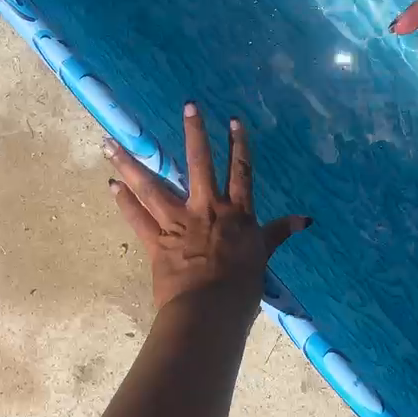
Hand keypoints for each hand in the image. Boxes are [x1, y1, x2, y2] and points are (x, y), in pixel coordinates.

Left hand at [104, 103, 310, 311]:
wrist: (210, 310)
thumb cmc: (242, 285)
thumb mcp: (264, 255)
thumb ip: (279, 233)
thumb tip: (306, 220)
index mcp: (237, 212)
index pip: (241, 171)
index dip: (238, 144)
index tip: (233, 120)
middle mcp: (207, 208)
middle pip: (200, 163)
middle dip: (195, 133)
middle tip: (189, 106)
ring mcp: (178, 223)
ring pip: (153, 186)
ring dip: (132, 163)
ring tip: (113, 143)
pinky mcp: (155, 241)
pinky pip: (136, 217)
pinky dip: (123, 201)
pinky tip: (111, 183)